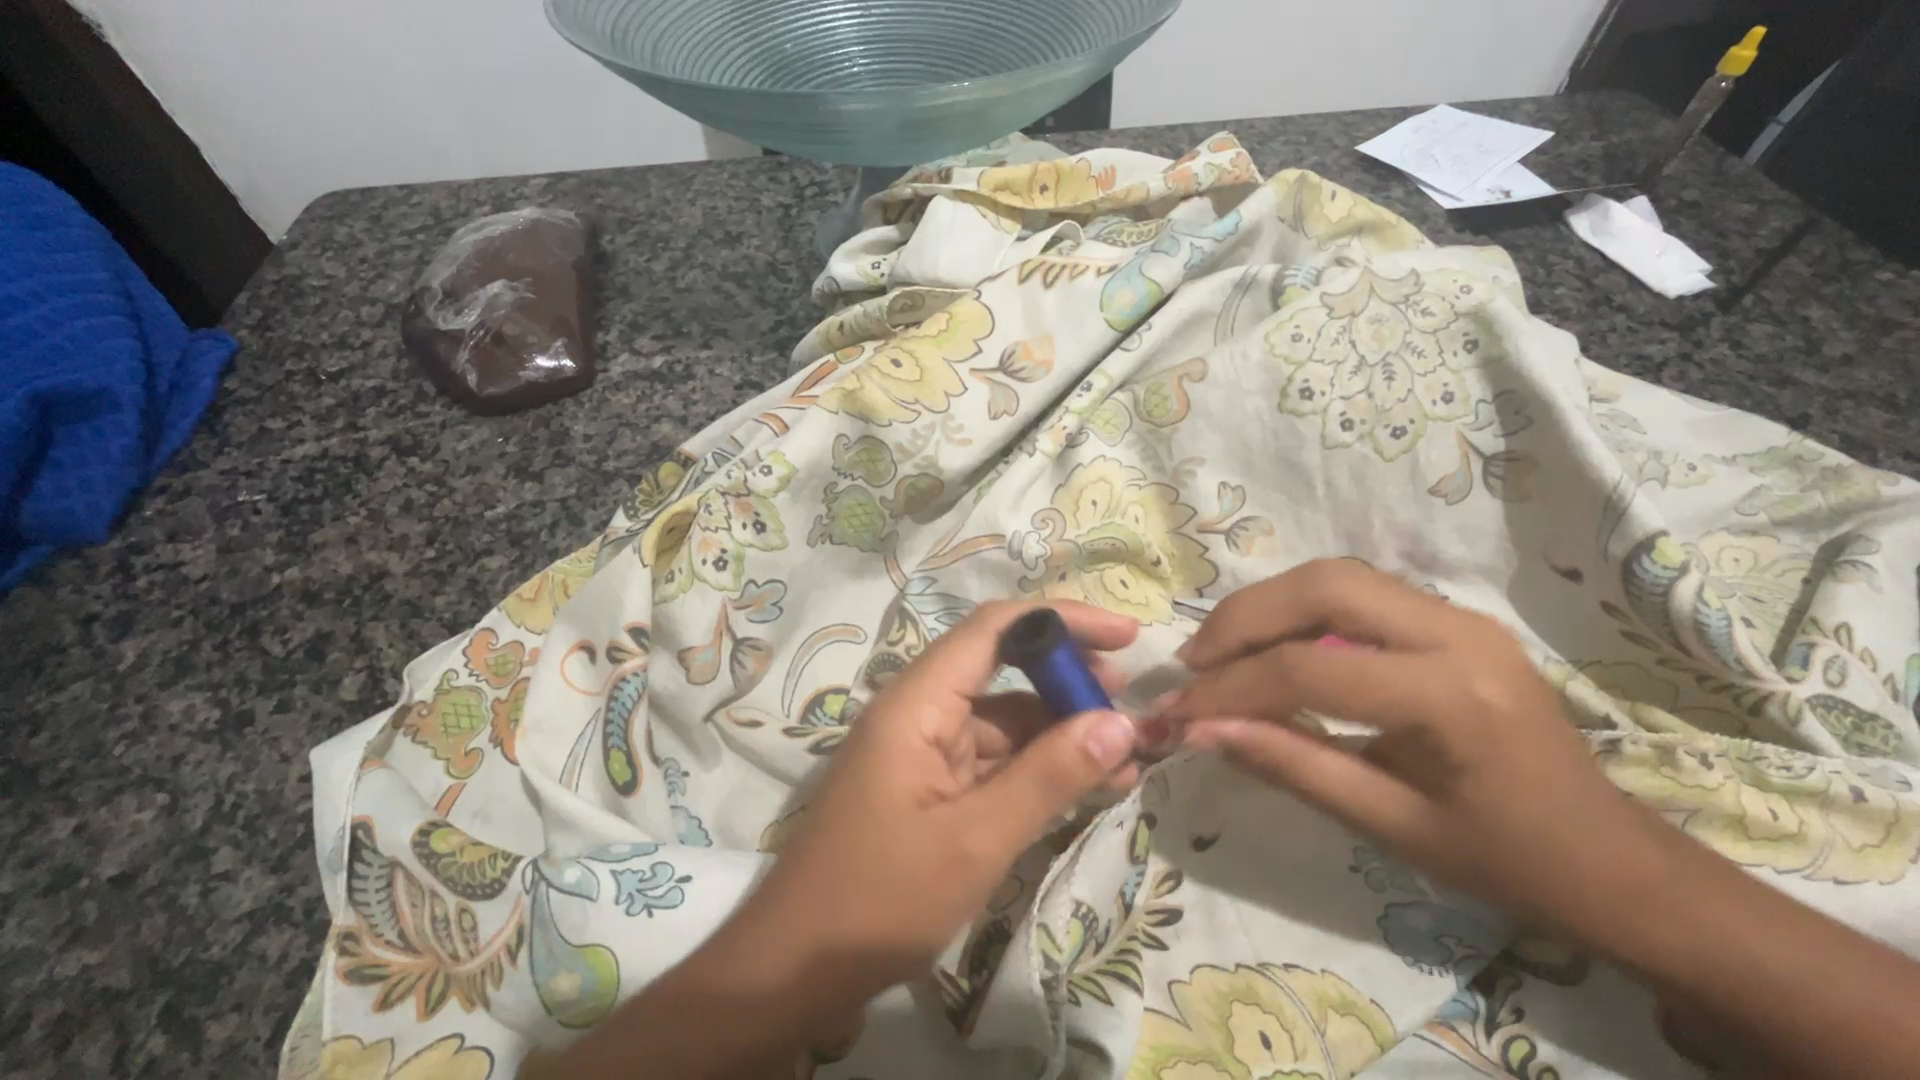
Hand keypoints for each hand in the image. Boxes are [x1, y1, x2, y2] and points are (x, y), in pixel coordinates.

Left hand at [711, 600, 1140, 1020]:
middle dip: (1068, 683)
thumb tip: (1121, 723)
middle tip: (1130, 709)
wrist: (796, 968)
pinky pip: (990, 762)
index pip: (994, 629)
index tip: (1127, 638)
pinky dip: (1035, 770)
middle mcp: (917, 715)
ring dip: (1060, 733)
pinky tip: (1083, 788)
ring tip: (1126, 759)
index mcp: (916, 704)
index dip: (1062, 621)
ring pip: (1001, 721)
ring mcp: (920, 755)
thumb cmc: (879, 898)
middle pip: (1001, 672)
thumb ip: (1049, 777)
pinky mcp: (926, 792)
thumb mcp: (976, 840)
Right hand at [1155, 559, 1658, 929]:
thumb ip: (1290, 764)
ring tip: (1219, 654)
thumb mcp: (1388, 825)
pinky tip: (1272, 648)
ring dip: (1267, 607)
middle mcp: (1459, 634)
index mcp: (1451, 697)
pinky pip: (1360, 594)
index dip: (1230, 689)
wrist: (1608, 856)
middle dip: (1243, 619)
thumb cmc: (1502, 859)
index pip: (1309, 671)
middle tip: (1193, 664)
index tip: (1176, 713)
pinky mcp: (1455, 620)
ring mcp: (1462, 617)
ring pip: (1338, 576)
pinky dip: (1300, 612)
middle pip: (1324, 586)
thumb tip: (1200, 731)